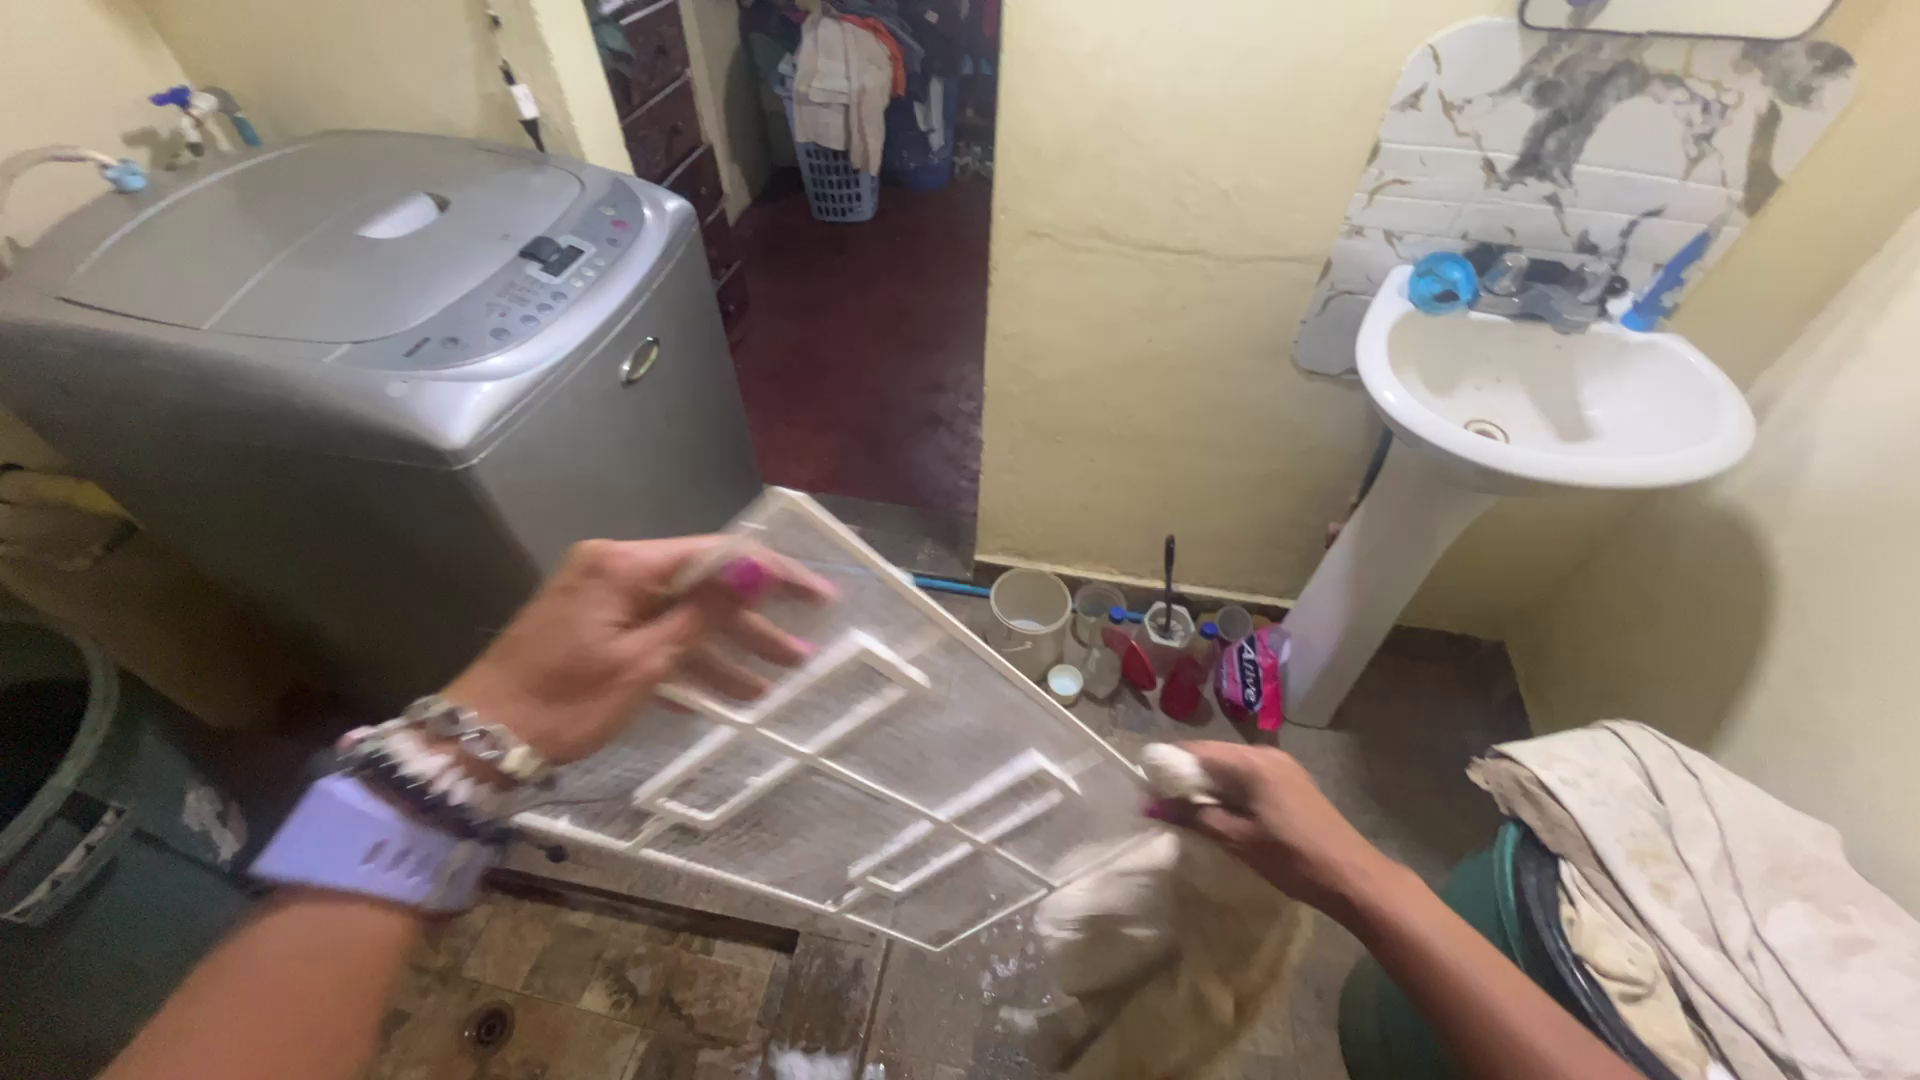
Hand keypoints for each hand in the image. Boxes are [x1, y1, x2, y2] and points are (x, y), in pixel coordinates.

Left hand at [441, 536, 834, 765]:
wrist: (475, 743)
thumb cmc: (564, 703)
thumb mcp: (645, 662)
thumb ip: (705, 611)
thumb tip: (758, 567)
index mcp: (626, 565)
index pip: (718, 554)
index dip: (775, 573)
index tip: (819, 596)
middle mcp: (618, 569)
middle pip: (705, 587)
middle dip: (755, 622)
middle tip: (804, 652)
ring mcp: (607, 600)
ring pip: (685, 617)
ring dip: (728, 650)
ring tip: (775, 683)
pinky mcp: (598, 628)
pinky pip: (658, 636)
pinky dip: (690, 662)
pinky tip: (728, 694)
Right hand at [1148, 742, 1398, 919]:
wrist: (1355, 878)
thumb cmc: (1292, 858)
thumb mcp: (1236, 839)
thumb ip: (1193, 817)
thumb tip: (1150, 805)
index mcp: (1251, 761)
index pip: (1194, 751)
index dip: (1167, 766)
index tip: (1147, 789)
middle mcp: (1265, 753)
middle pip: (1211, 755)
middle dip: (1185, 777)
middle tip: (1163, 804)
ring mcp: (1281, 766)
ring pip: (1228, 767)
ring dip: (1206, 785)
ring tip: (1187, 812)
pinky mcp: (1290, 782)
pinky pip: (1246, 776)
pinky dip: (1228, 790)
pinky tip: (1220, 813)